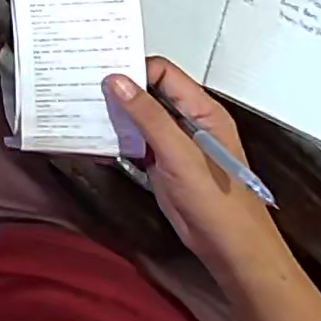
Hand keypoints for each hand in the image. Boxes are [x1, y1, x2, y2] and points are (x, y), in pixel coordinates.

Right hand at [104, 58, 286, 280]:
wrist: (230, 250)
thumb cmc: (221, 204)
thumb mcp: (179, 153)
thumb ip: (148, 115)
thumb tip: (119, 82)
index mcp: (202, 110)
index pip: (164, 73)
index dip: (136, 70)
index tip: (106, 73)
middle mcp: (189, 122)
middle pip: (151, 91)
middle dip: (122, 89)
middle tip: (91, 86)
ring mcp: (176, 143)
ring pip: (142, 116)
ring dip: (118, 113)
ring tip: (90, 108)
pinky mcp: (164, 163)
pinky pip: (138, 140)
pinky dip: (120, 138)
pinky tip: (100, 138)